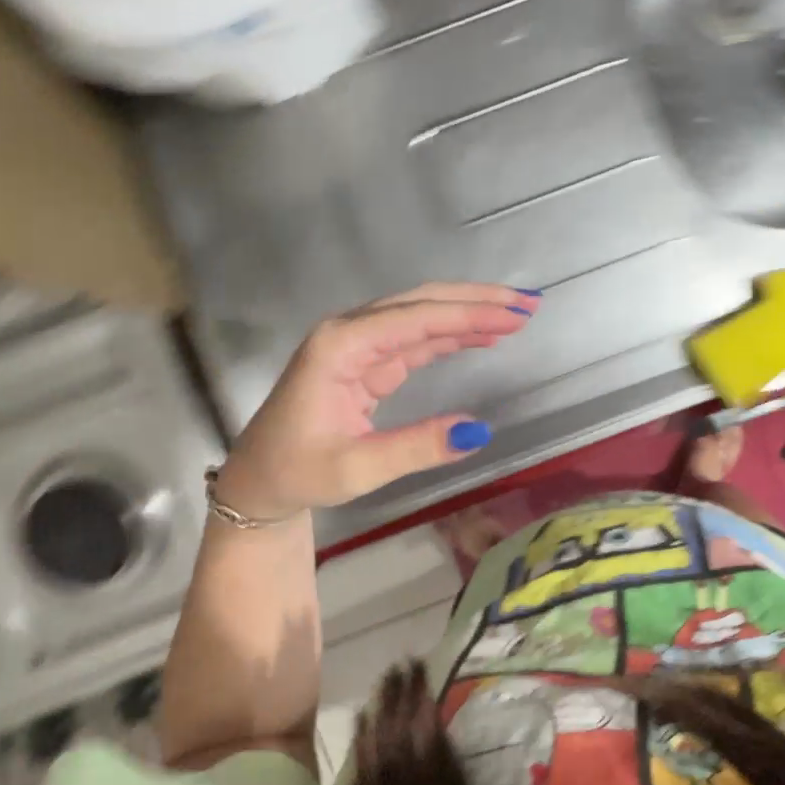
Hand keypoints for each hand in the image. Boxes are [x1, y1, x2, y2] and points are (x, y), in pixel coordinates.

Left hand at [213, 283, 540, 520]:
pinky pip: (412, 340)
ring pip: (417, 317)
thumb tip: (478, 432)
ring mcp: (354, 346)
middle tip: (526, 304)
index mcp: (339, 348)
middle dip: (473, 302)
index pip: (413, 320)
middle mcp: (347, 334)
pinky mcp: (363, 363)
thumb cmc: (297, 472)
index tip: (513, 316)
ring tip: (514, 315)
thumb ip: (416, 447)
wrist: (258, 482)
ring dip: (465, 315)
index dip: (466, 315)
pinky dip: (447, 337)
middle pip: (418, 304)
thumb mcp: (357, 468)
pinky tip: (478, 337)